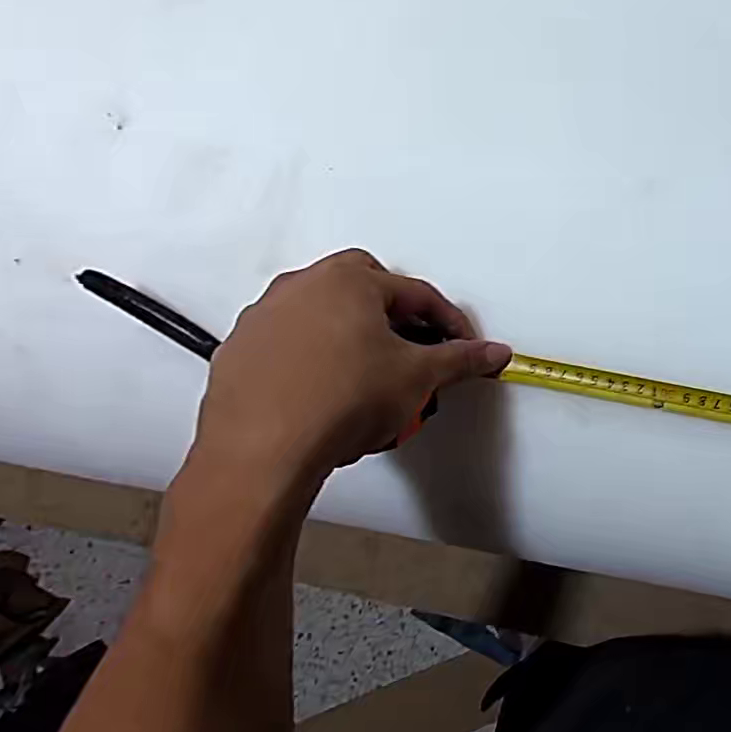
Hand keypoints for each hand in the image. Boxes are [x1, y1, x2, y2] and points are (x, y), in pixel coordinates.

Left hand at [191, 249, 511, 481]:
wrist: (266, 451)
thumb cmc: (332, 403)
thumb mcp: (420, 377)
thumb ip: (461, 359)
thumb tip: (486, 353)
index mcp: (347, 281)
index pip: (418, 294)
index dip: (451, 322)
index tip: (462, 345)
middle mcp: (301, 289)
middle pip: (368, 291)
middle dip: (399, 319)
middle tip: (416, 352)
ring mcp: (266, 318)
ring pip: (327, 316)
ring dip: (357, 338)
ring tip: (377, 379)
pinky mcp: (244, 352)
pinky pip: (293, 344)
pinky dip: (319, 360)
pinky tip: (335, 394)